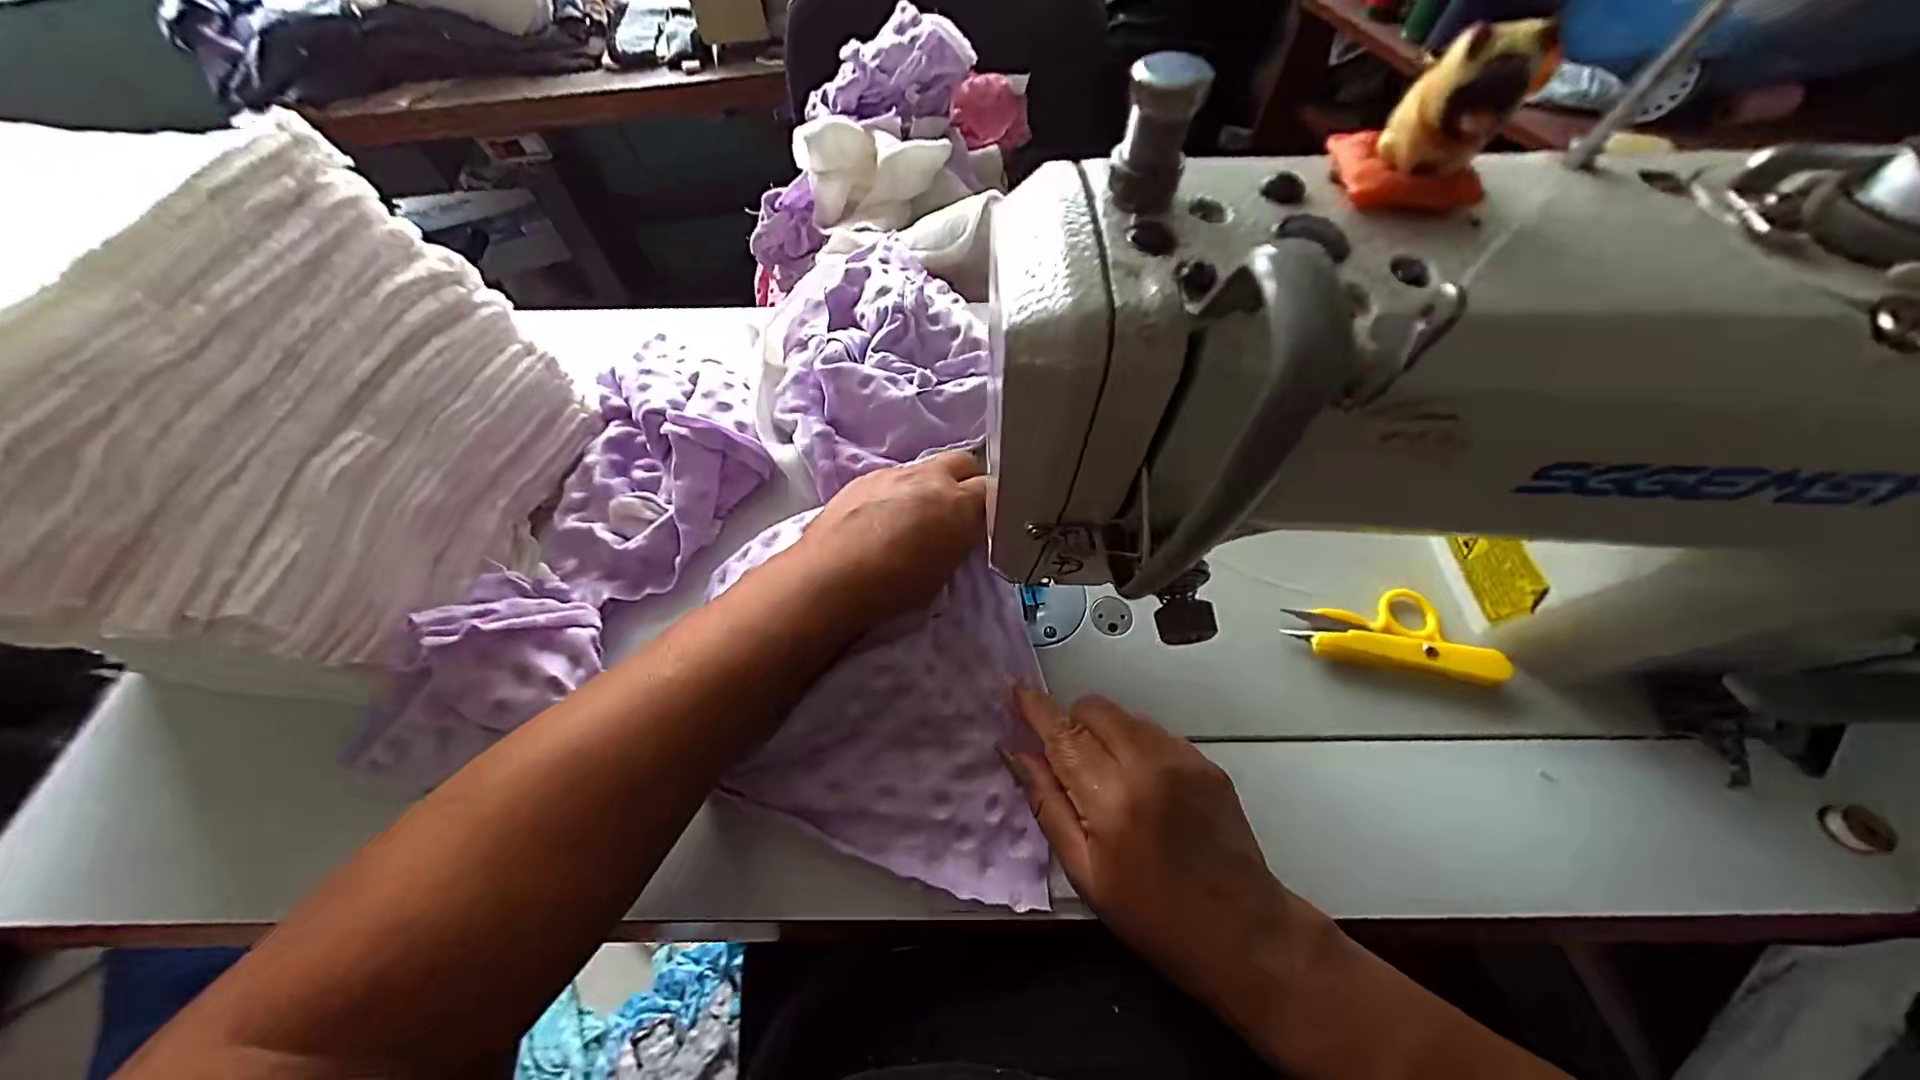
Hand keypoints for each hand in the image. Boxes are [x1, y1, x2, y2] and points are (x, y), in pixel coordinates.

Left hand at [791, 450, 990, 623]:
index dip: (994, 504)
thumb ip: (959, 541)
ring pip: (926, 468)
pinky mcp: (864, 478)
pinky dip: (898, 492)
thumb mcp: (943, 571)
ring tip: (917, 517)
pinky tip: (883, 518)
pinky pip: (893, 478)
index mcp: (957, 503)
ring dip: (930, 485)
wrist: (831, 576)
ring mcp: (894, 473)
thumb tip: (960, 532)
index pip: (994, 489)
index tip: (988, 521)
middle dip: (967, 481)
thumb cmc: (893, 586)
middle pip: (964, 462)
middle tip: (959, 510)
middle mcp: (929, 478)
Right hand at [1006, 686, 1325, 1011]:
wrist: (1243, 930)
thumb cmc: (1155, 916)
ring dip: (1104, 731)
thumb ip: (1047, 804)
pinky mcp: (1206, 761)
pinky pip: (1155, 731)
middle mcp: (1149, 766)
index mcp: (1113, 798)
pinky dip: (1136, 744)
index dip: (1036, 708)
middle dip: (1071, 723)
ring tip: (1107, 776)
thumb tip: (1020, 756)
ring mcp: (1183, 759)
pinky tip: (1141, 783)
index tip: (1018, 691)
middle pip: (1094, 708)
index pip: (1063, 733)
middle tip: (1067, 759)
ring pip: (1124, 715)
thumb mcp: (1085, 872)